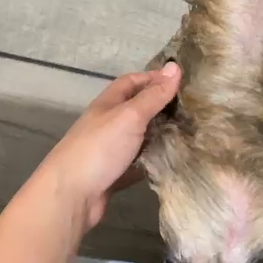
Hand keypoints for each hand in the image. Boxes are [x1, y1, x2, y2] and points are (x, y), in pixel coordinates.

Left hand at [34, 63, 180, 229]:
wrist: (70, 196)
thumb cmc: (99, 148)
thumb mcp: (130, 116)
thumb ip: (153, 95)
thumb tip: (175, 66)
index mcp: (108, 103)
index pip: (132, 81)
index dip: (154, 78)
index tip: (181, 83)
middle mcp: (108, 123)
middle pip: (137, 109)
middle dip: (161, 107)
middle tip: (191, 111)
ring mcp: (110, 150)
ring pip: (139, 137)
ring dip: (159, 135)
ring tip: (188, 134)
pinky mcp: (114, 174)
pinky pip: (138, 163)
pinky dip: (153, 161)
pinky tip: (172, 161)